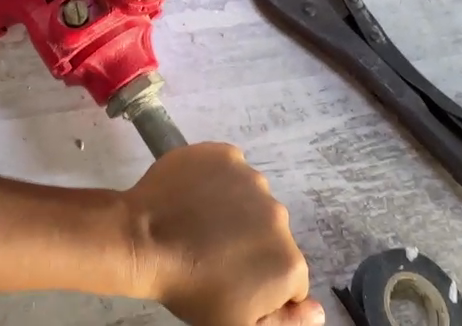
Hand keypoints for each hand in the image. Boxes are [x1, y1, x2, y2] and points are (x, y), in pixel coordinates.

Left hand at [123, 143, 322, 325]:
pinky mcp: (223, 152)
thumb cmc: (191, 287)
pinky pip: (230, 169)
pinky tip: (196, 193)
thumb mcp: (239, 325)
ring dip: (235, 209)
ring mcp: (250, 178)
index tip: (232, 280)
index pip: (289, 278)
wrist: (142, 238)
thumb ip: (286, 323)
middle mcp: (279, 214)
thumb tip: (318, 309)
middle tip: (214, 251)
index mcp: (289, 261)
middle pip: (271, 234)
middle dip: (251, 243)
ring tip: (201, 222)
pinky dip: (219, 178)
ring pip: (251, 199)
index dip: (262, 283)